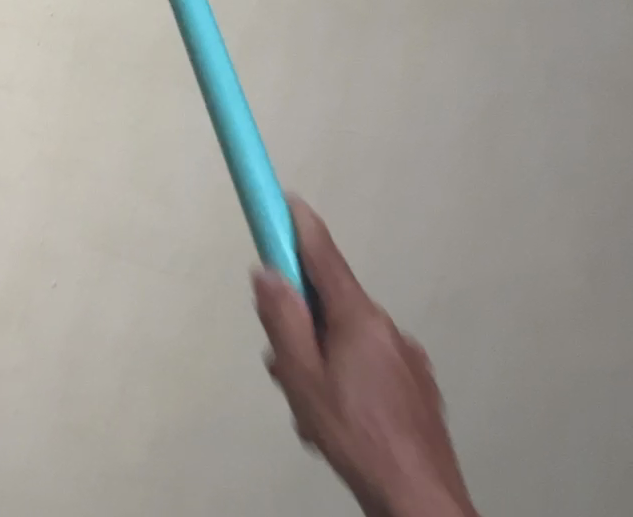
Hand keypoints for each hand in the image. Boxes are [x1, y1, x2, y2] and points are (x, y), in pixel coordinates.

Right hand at [254, 198, 478, 516]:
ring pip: (342, 336)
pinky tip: (332, 410)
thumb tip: (267, 270)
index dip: (301, 226)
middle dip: (296, 318)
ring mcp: (407, 361)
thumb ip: (281, 317)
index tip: (285, 197)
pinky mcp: (414, 388)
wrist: (418, 498)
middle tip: (281, 358)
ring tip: (306, 397)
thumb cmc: (350, 430)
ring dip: (315, 354)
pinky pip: (363, 362)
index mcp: (359, 321)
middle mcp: (388, 331)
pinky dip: (339, 373)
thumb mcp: (299, 372)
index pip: (324, 258)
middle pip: (328, 302)